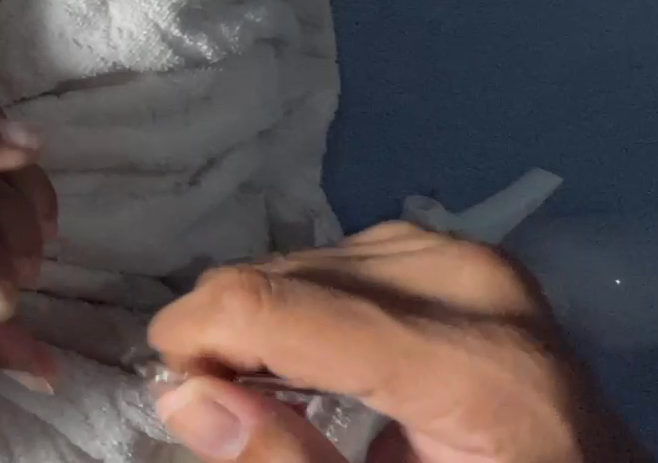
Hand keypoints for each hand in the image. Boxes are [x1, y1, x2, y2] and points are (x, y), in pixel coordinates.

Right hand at [146, 222, 646, 462]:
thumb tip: (184, 400)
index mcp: (473, 367)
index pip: (265, 308)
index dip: (191, 343)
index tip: (188, 404)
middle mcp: (459, 280)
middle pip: (262, 283)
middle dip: (220, 344)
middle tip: (241, 415)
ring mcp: (446, 251)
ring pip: (272, 267)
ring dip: (252, 327)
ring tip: (293, 394)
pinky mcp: (429, 243)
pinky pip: (306, 261)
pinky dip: (287, 309)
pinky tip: (320, 358)